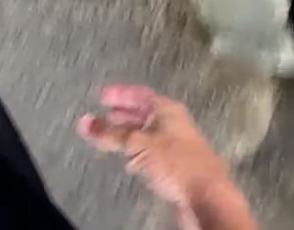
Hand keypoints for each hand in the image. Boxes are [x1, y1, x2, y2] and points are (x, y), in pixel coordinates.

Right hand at [80, 86, 246, 225]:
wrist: (210, 200)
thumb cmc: (174, 162)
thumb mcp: (138, 144)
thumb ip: (110, 133)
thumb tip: (83, 122)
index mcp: (168, 110)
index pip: (139, 93)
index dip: (119, 93)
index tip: (101, 95)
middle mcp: (175, 124)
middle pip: (144, 114)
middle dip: (123, 115)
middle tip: (104, 115)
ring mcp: (179, 146)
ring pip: (149, 135)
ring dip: (130, 136)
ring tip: (112, 139)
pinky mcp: (180, 168)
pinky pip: (154, 154)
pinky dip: (140, 154)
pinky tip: (131, 163)